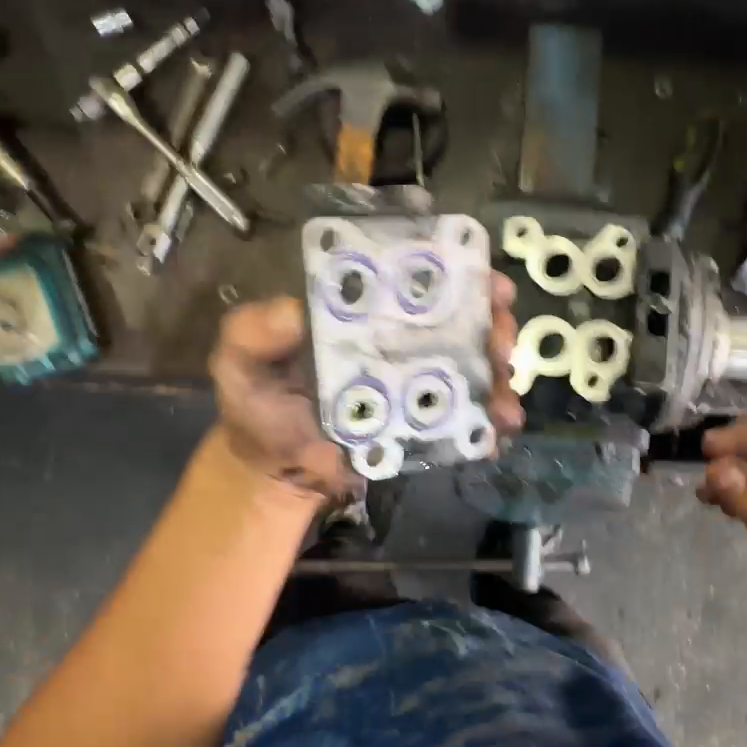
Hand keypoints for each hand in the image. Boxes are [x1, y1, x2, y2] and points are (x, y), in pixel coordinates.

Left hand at [207, 274, 523, 497]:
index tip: (489, 282)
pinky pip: (469, 421)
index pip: (421, 281)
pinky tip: (500, 430)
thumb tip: (290, 312)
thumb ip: (252, 333)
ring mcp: (422, 385)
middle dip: (495, 326)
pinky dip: (492, 423)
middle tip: (501, 344)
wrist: (275, 471)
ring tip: (506, 400)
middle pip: (465, 322)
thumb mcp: (241, 362)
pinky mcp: (429, 428)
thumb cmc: (260, 405)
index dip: (462, 274)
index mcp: (368, 313)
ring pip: (476, 370)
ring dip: (501, 379)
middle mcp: (404, 341)